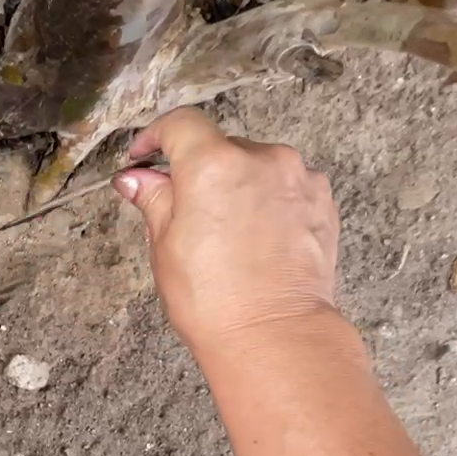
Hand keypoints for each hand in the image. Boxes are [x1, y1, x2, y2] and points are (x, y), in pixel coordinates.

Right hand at [114, 108, 343, 353]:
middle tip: (176, 214)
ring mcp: (298, 176)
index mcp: (213, 166)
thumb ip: (154, 200)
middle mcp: (261, 158)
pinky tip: (249, 240)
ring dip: (230, 187)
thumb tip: (137, 178)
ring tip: (218, 234)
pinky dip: (260, 202)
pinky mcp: (320, 198)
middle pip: (219, 148)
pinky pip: (281, 186)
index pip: (181, 126)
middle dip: (194, 173)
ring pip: (252, 167)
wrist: (271, 329)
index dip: (154, 136)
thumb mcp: (165, 246)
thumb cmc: (210, 296)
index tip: (142, 155)